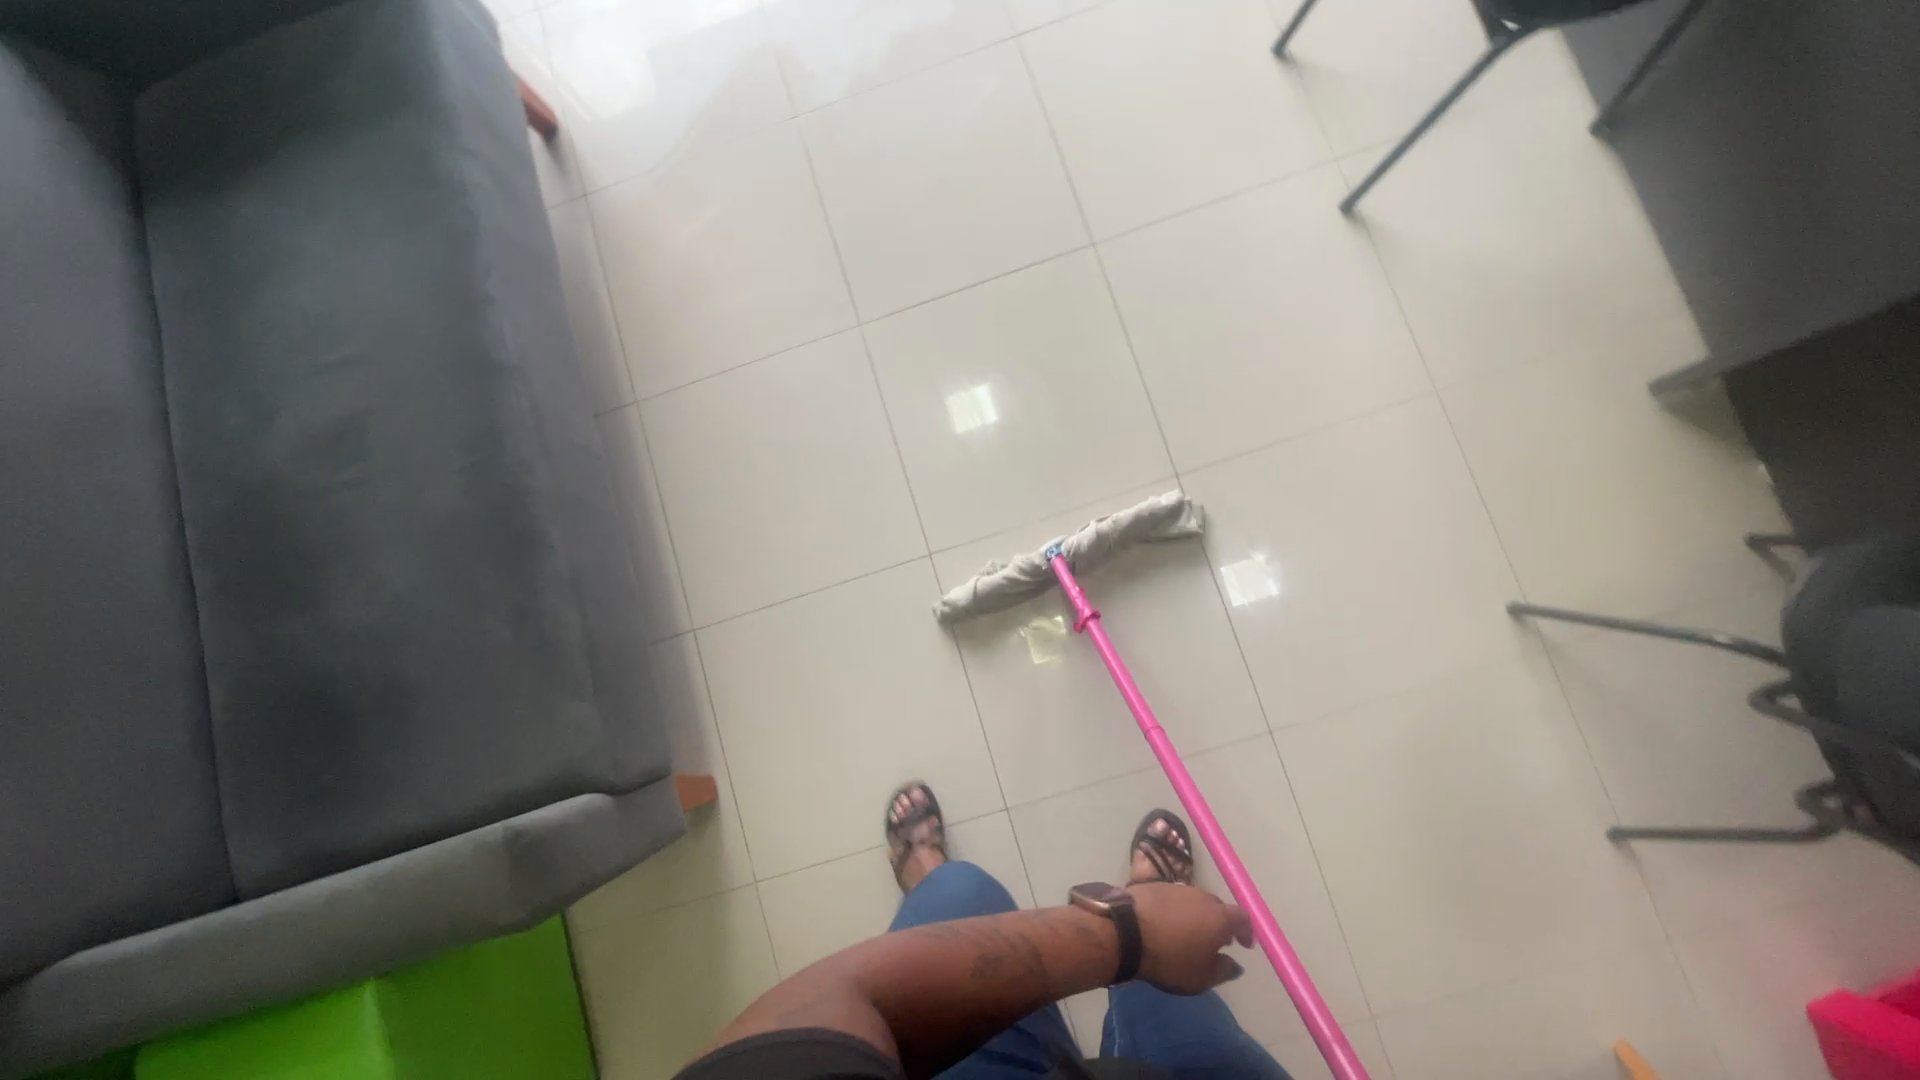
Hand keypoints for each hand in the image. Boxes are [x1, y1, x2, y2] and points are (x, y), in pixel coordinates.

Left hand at [1129, 882, 1252, 993]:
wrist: (1126, 931)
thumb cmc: (1170, 958)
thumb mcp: (1202, 977)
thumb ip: (1224, 970)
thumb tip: (1235, 964)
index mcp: (1219, 917)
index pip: (1242, 917)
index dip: (1246, 931)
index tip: (1244, 945)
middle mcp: (1201, 896)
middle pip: (1218, 906)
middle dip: (1220, 923)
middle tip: (1215, 941)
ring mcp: (1176, 887)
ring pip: (1195, 901)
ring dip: (1197, 915)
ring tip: (1189, 933)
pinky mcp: (1154, 885)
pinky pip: (1173, 898)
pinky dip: (1176, 910)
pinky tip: (1167, 923)